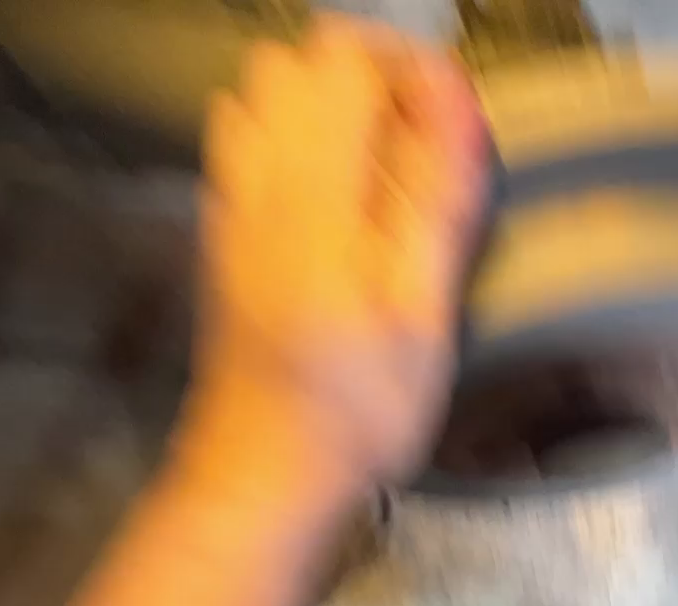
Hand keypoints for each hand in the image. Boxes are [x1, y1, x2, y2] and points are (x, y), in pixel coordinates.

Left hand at [184, 17, 487, 510]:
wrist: (265, 470)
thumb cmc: (352, 414)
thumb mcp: (420, 322)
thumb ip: (435, 208)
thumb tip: (454, 111)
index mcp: (314, 200)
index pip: (349, 62)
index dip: (411, 72)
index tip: (452, 125)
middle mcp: (258, 188)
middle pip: (300, 63)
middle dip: (370, 83)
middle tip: (419, 150)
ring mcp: (231, 211)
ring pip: (264, 99)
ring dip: (328, 112)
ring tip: (380, 176)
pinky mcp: (223, 239)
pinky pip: (245, 150)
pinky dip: (293, 148)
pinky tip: (334, 210)